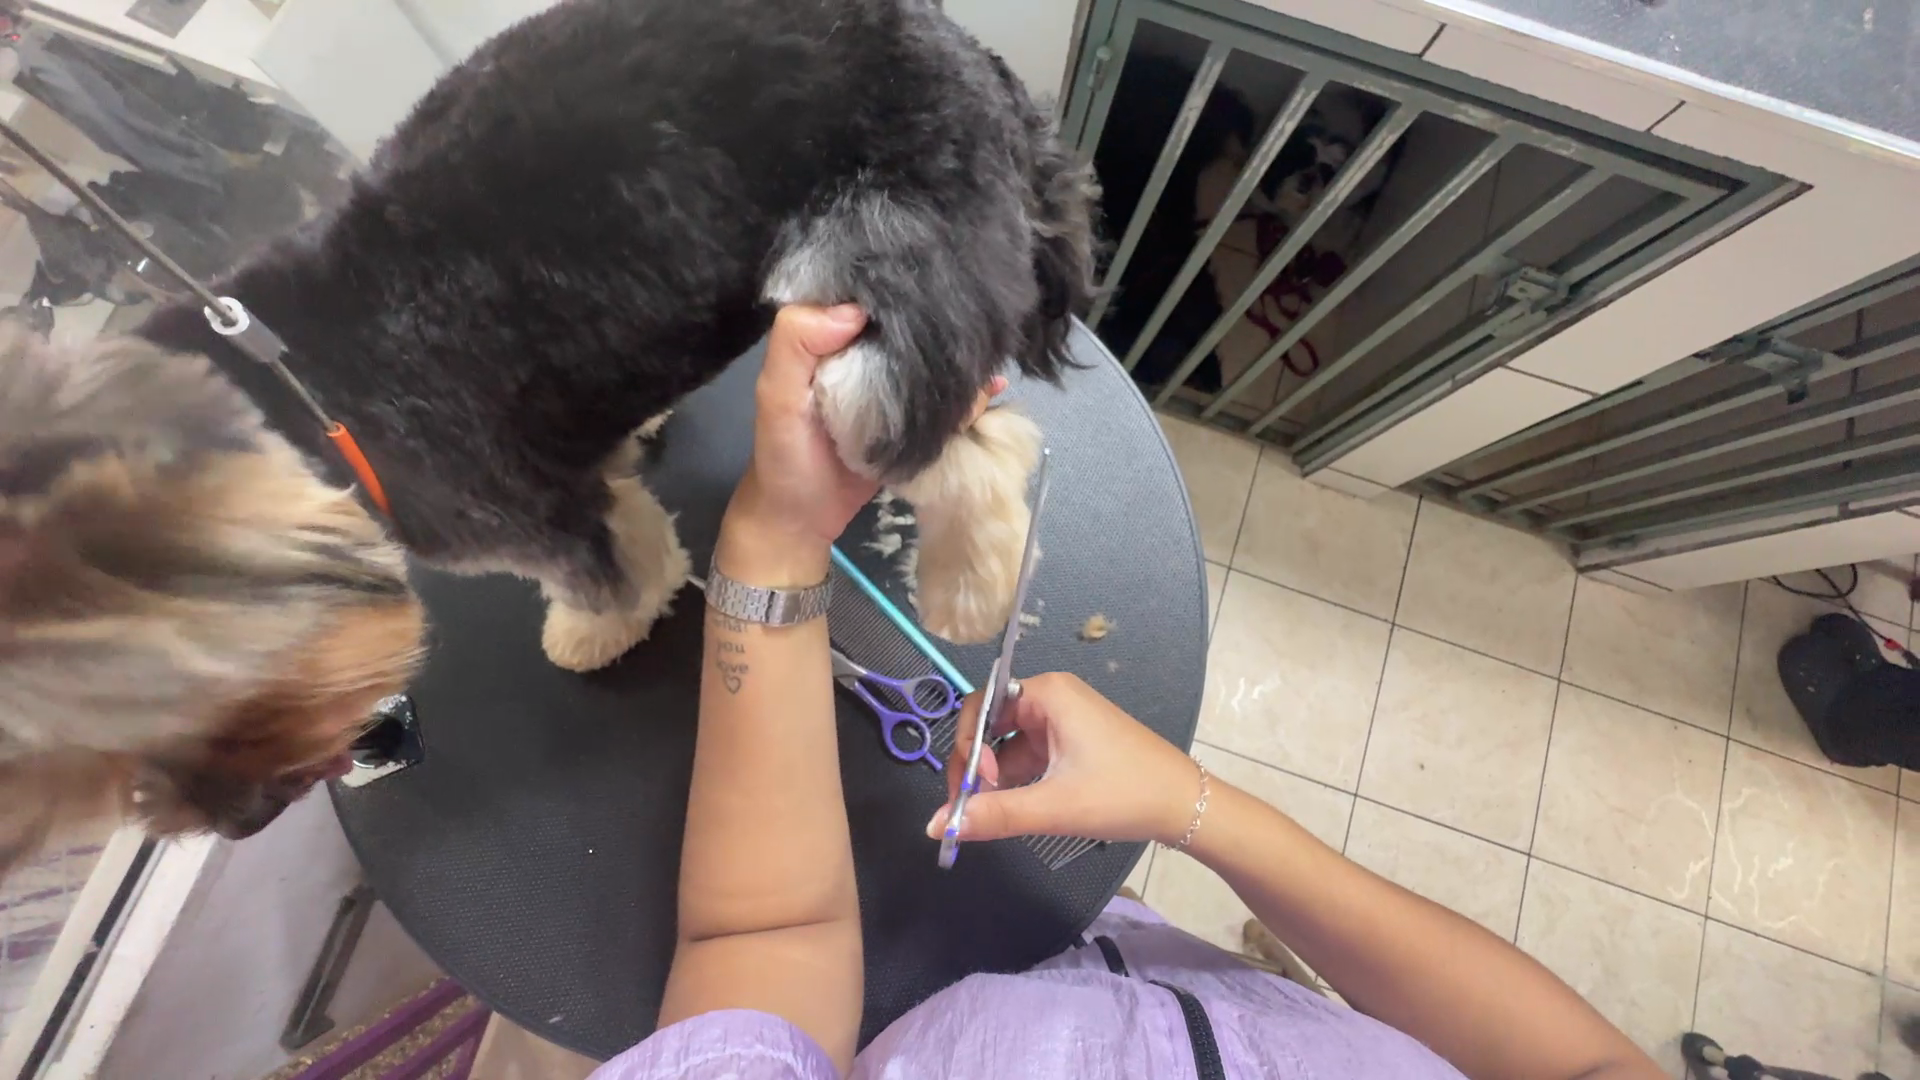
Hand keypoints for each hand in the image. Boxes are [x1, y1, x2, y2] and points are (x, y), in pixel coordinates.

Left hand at [728, 304, 1007, 556]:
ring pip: (934, 366)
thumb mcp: (777, 395)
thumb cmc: (785, 454)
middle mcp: (866, 359)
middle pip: (911, 331)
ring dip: (962, 362)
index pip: (868, 298)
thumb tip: (856, 310)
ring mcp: (895, 393)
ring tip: (990, 356)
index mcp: (830, 341)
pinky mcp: (914, 425)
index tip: (932, 274)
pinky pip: (944, 404)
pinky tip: (994, 389)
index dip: (896, 284)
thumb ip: (797, 342)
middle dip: (941, 324)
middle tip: (975, 318)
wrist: (804, 519)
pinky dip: (969, 397)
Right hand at [926, 672, 1200, 845]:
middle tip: (974, 808)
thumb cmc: (1123, 794)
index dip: (968, 746)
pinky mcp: (1069, 743)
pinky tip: (1018, 809)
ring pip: (1006, 746)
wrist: (1185, 806)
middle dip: (977, 767)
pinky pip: (1027, 757)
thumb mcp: (1056, 806)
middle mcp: (1049, 698)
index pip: (980, 706)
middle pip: (989, 726)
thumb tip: (934, 827)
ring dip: (996, 780)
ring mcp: (1060, 721)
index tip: (973, 788)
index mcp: (1045, 693)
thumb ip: (994, 814)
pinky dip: (1016, 783)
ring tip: (998, 816)